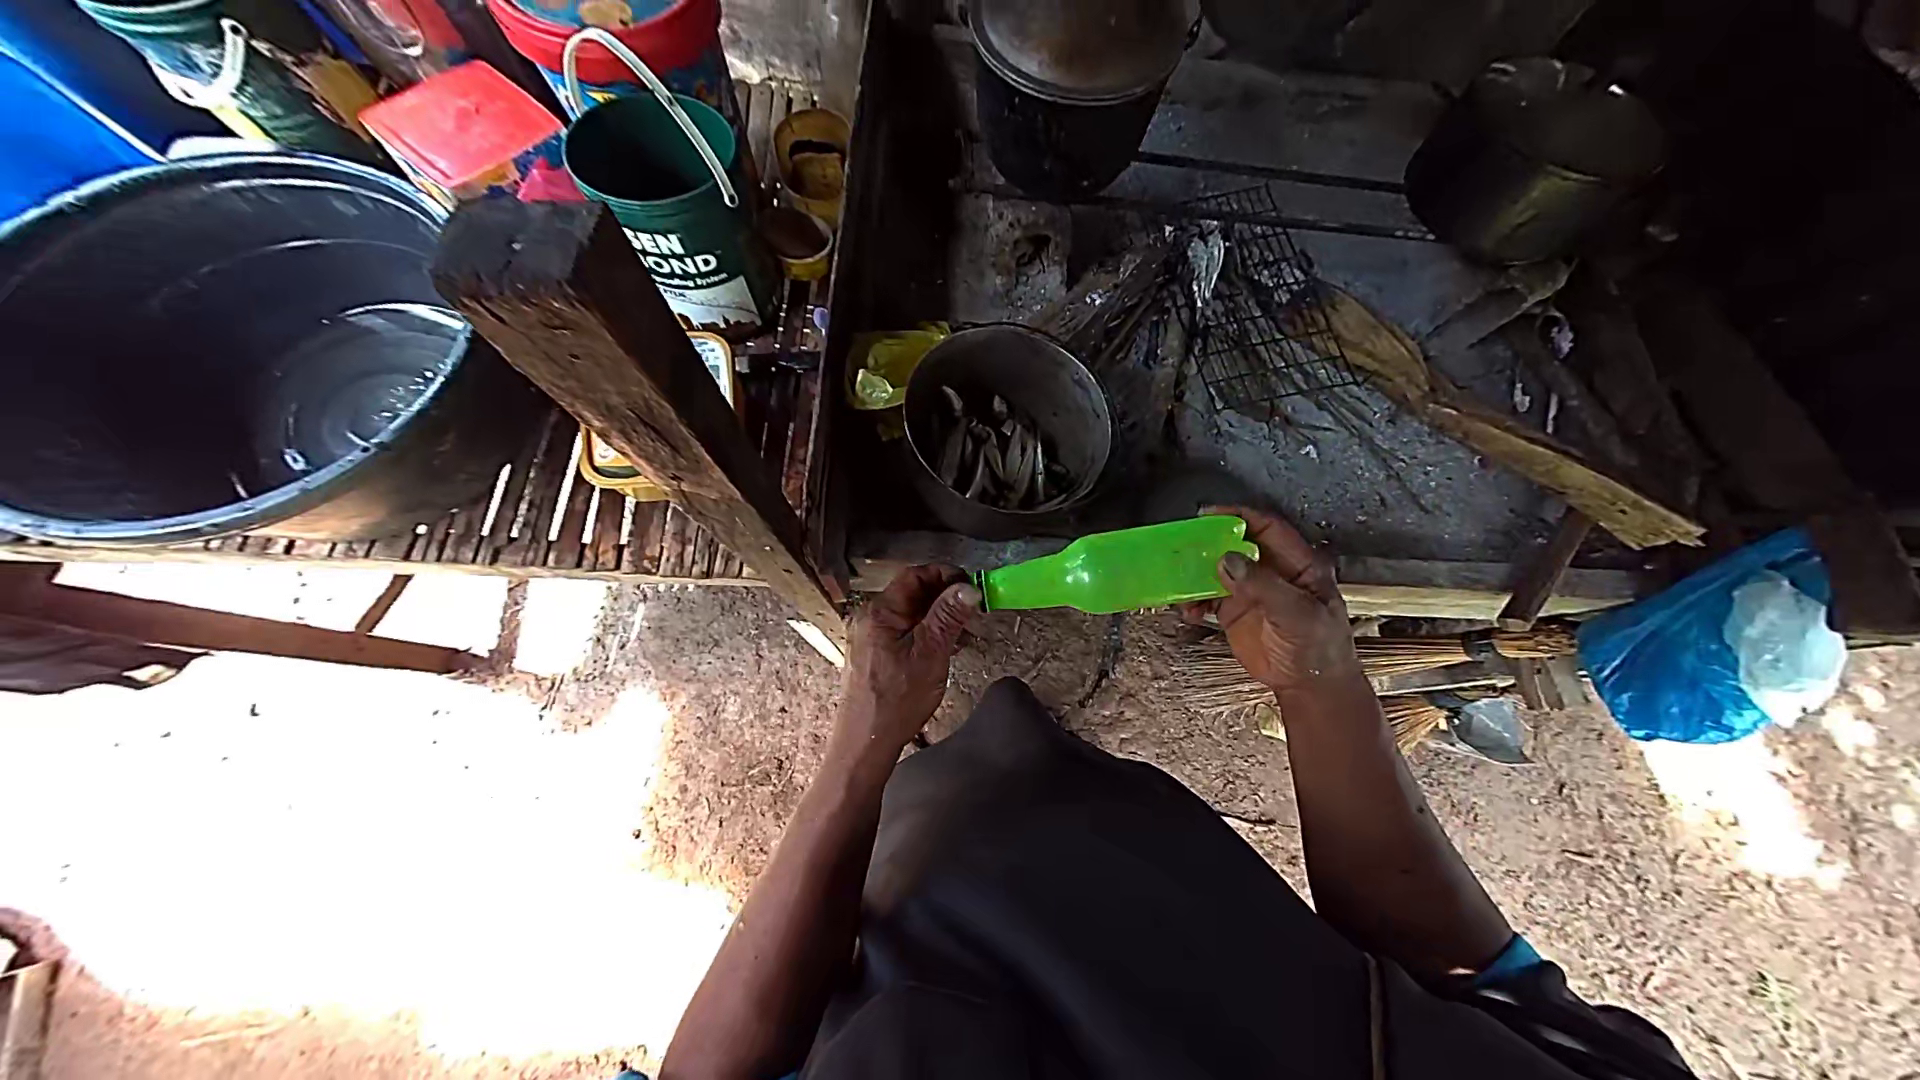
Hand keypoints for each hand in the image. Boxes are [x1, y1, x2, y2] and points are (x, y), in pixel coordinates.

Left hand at [836, 564, 980, 760]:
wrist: (866, 743)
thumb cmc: (896, 700)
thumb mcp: (930, 654)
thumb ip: (948, 617)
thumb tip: (968, 587)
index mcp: (879, 612)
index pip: (915, 575)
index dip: (945, 575)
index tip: (971, 587)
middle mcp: (871, 618)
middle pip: (913, 593)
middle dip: (946, 598)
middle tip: (974, 612)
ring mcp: (872, 637)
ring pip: (912, 614)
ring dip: (940, 617)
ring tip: (966, 633)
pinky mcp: (876, 654)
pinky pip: (906, 631)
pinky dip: (928, 633)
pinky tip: (947, 648)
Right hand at [1178, 505, 1362, 697]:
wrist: (1309, 686)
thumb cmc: (1318, 648)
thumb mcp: (1296, 613)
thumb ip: (1262, 584)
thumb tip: (1227, 559)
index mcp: (1296, 563)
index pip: (1267, 528)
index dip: (1239, 516)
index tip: (1209, 515)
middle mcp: (1270, 571)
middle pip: (1235, 544)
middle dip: (1209, 543)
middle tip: (1185, 544)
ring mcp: (1250, 590)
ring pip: (1216, 569)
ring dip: (1196, 575)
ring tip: (1182, 584)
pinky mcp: (1233, 610)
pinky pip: (1206, 597)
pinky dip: (1193, 601)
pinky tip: (1189, 611)